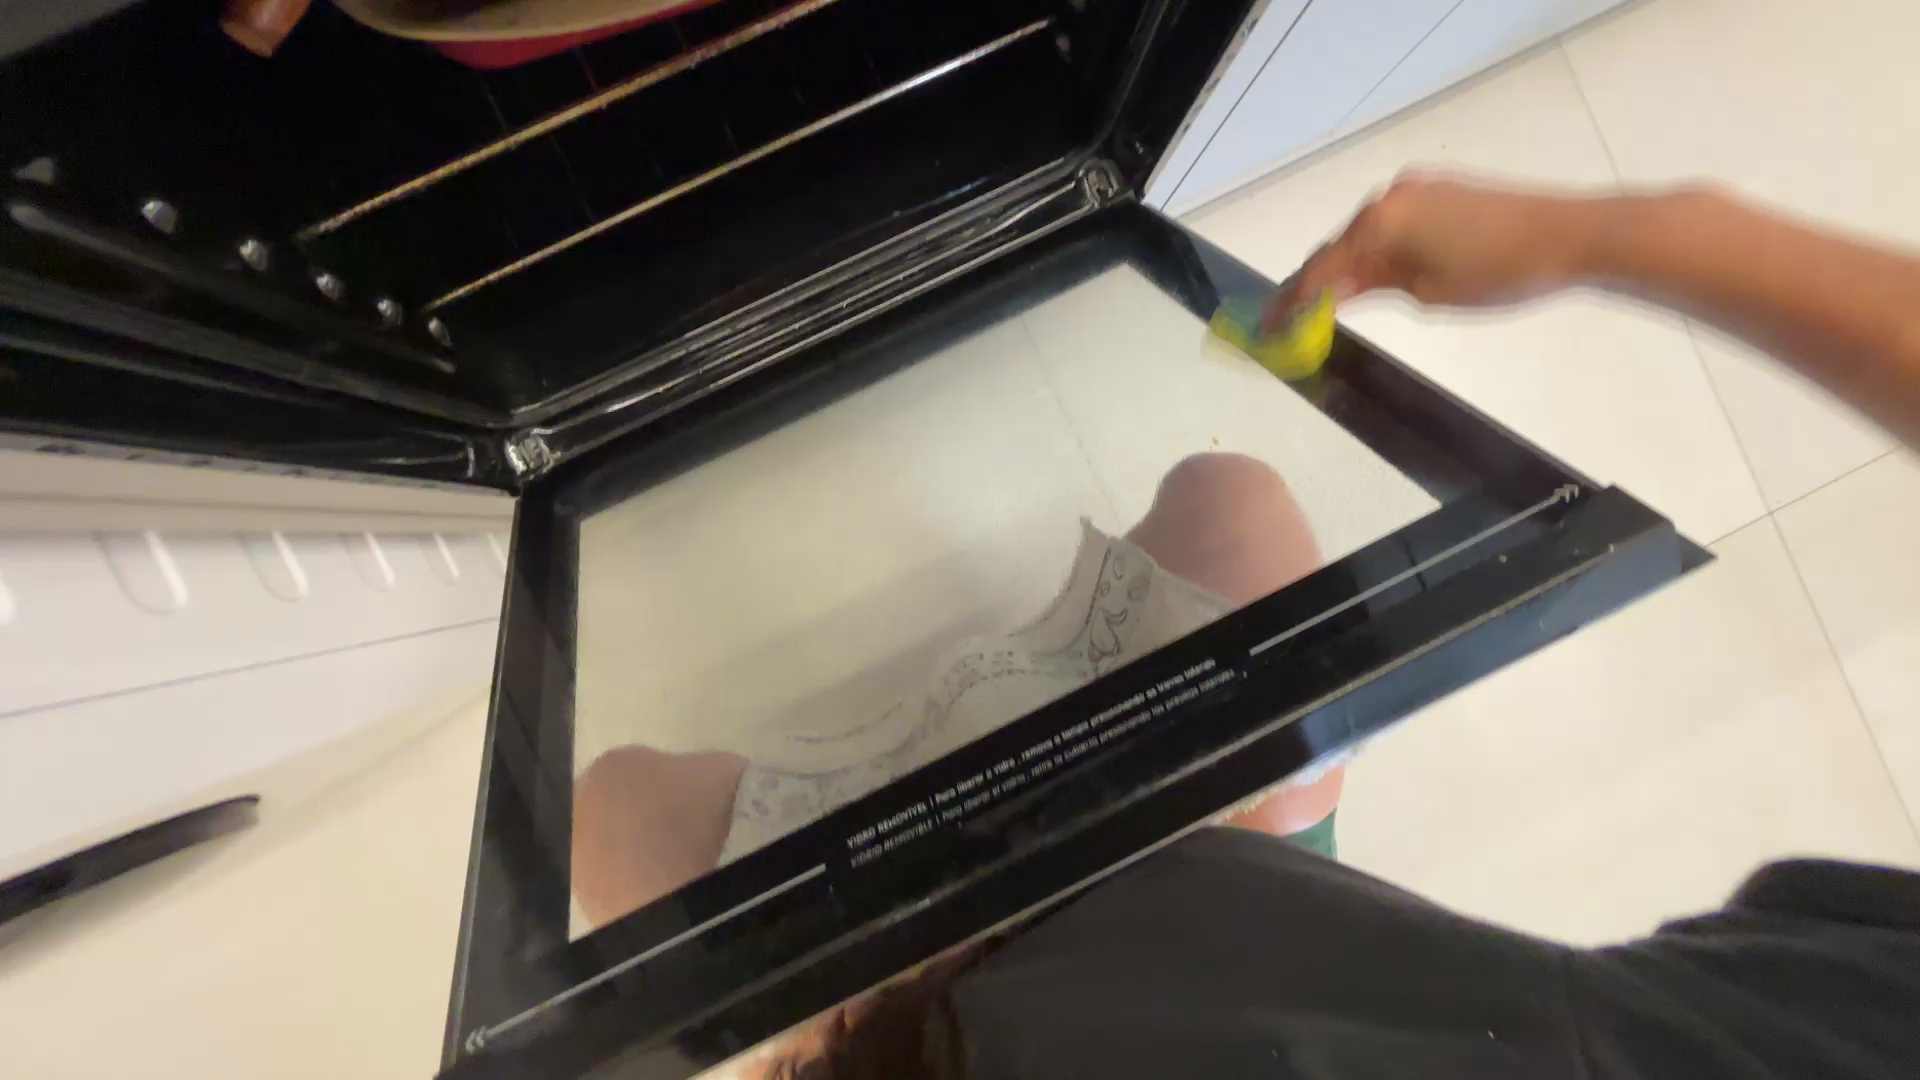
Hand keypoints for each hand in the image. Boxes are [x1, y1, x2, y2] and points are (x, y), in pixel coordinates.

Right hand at [1263, 173, 1600, 331]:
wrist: (1576, 235)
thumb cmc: (1496, 274)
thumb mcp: (1423, 293)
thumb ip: (1369, 288)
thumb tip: (1331, 295)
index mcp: (1378, 224)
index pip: (1319, 271)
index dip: (1289, 304)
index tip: (1267, 331)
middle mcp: (1388, 197)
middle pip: (1335, 249)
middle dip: (1311, 285)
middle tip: (1286, 321)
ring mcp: (1414, 189)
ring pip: (1360, 237)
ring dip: (1341, 269)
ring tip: (1320, 305)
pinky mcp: (1438, 190)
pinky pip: (1387, 225)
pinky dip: (1370, 252)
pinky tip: (1364, 276)